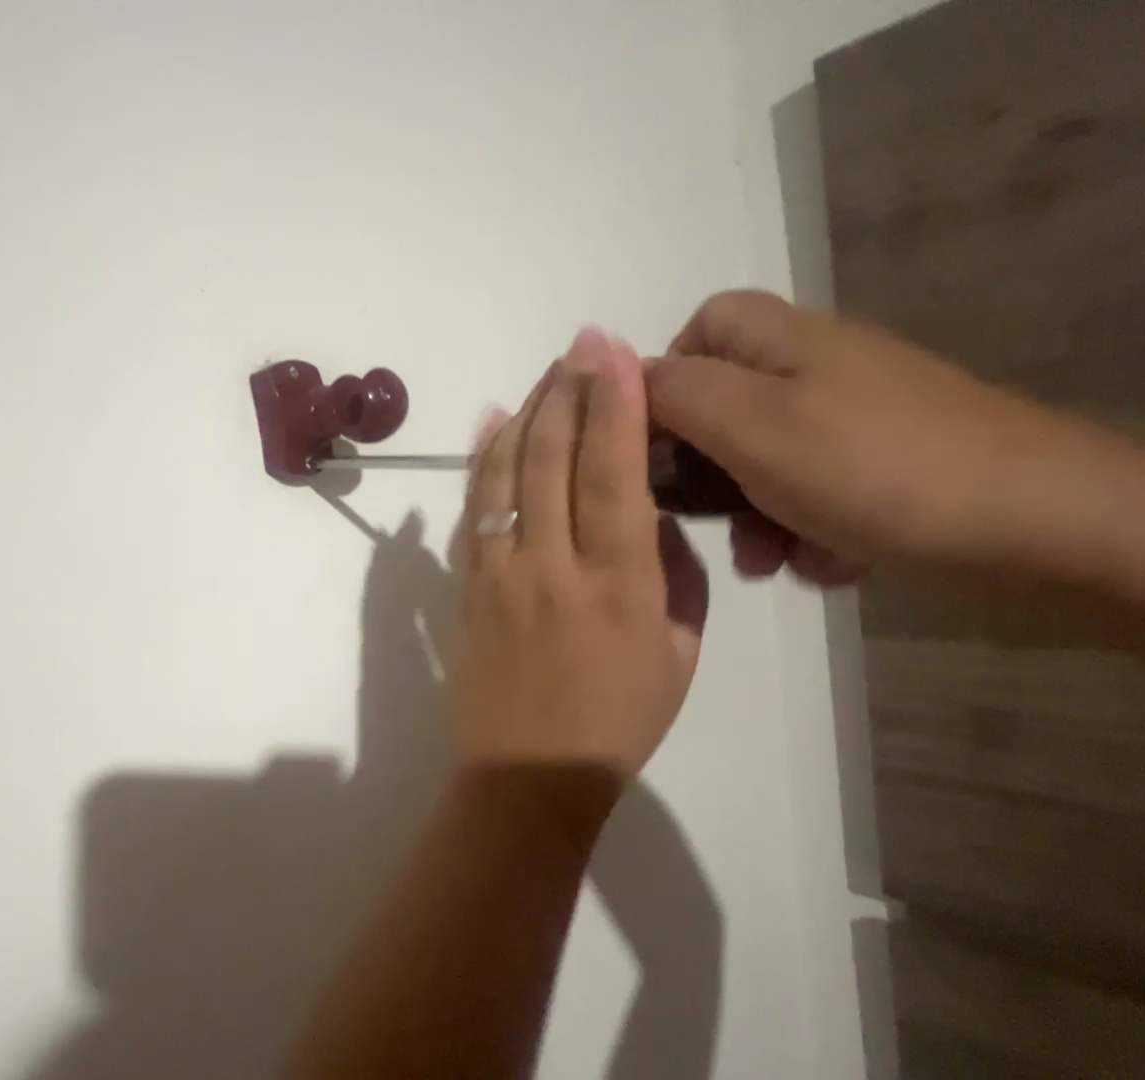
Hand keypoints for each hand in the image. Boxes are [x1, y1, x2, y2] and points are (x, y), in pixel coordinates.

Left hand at [448, 328, 705, 780]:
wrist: (529, 775)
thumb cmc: (619, 721)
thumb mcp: (679, 653)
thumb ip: (673, 575)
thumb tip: (652, 516)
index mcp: (619, 584)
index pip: (614, 473)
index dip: (612, 403)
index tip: (610, 349)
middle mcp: (553, 567)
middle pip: (553, 458)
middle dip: (567, 391)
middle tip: (578, 344)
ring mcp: (499, 575)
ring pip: (505, 474)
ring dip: (524, 415)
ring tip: (542, 376)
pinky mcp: (465, 589)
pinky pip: (472, 511)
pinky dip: (481, 462)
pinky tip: (491, 426)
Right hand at [647, 290, 1066, 579]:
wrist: (1038, 522)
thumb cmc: (873, 466)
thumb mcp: (751, 427)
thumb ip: (676, 395)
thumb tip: (619, 367)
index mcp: (782, 342)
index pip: (697, 330)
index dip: (663, 384)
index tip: (654, 450)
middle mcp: (818, 367)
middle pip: (728, 404)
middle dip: (710, 473)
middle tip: (707, 525)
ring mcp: (859, 416)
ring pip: (769, 459)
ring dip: (757, 515)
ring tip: (772, 563)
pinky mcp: (890, 464)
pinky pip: (820, 491)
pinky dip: (811, 529)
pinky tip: (828, 565)